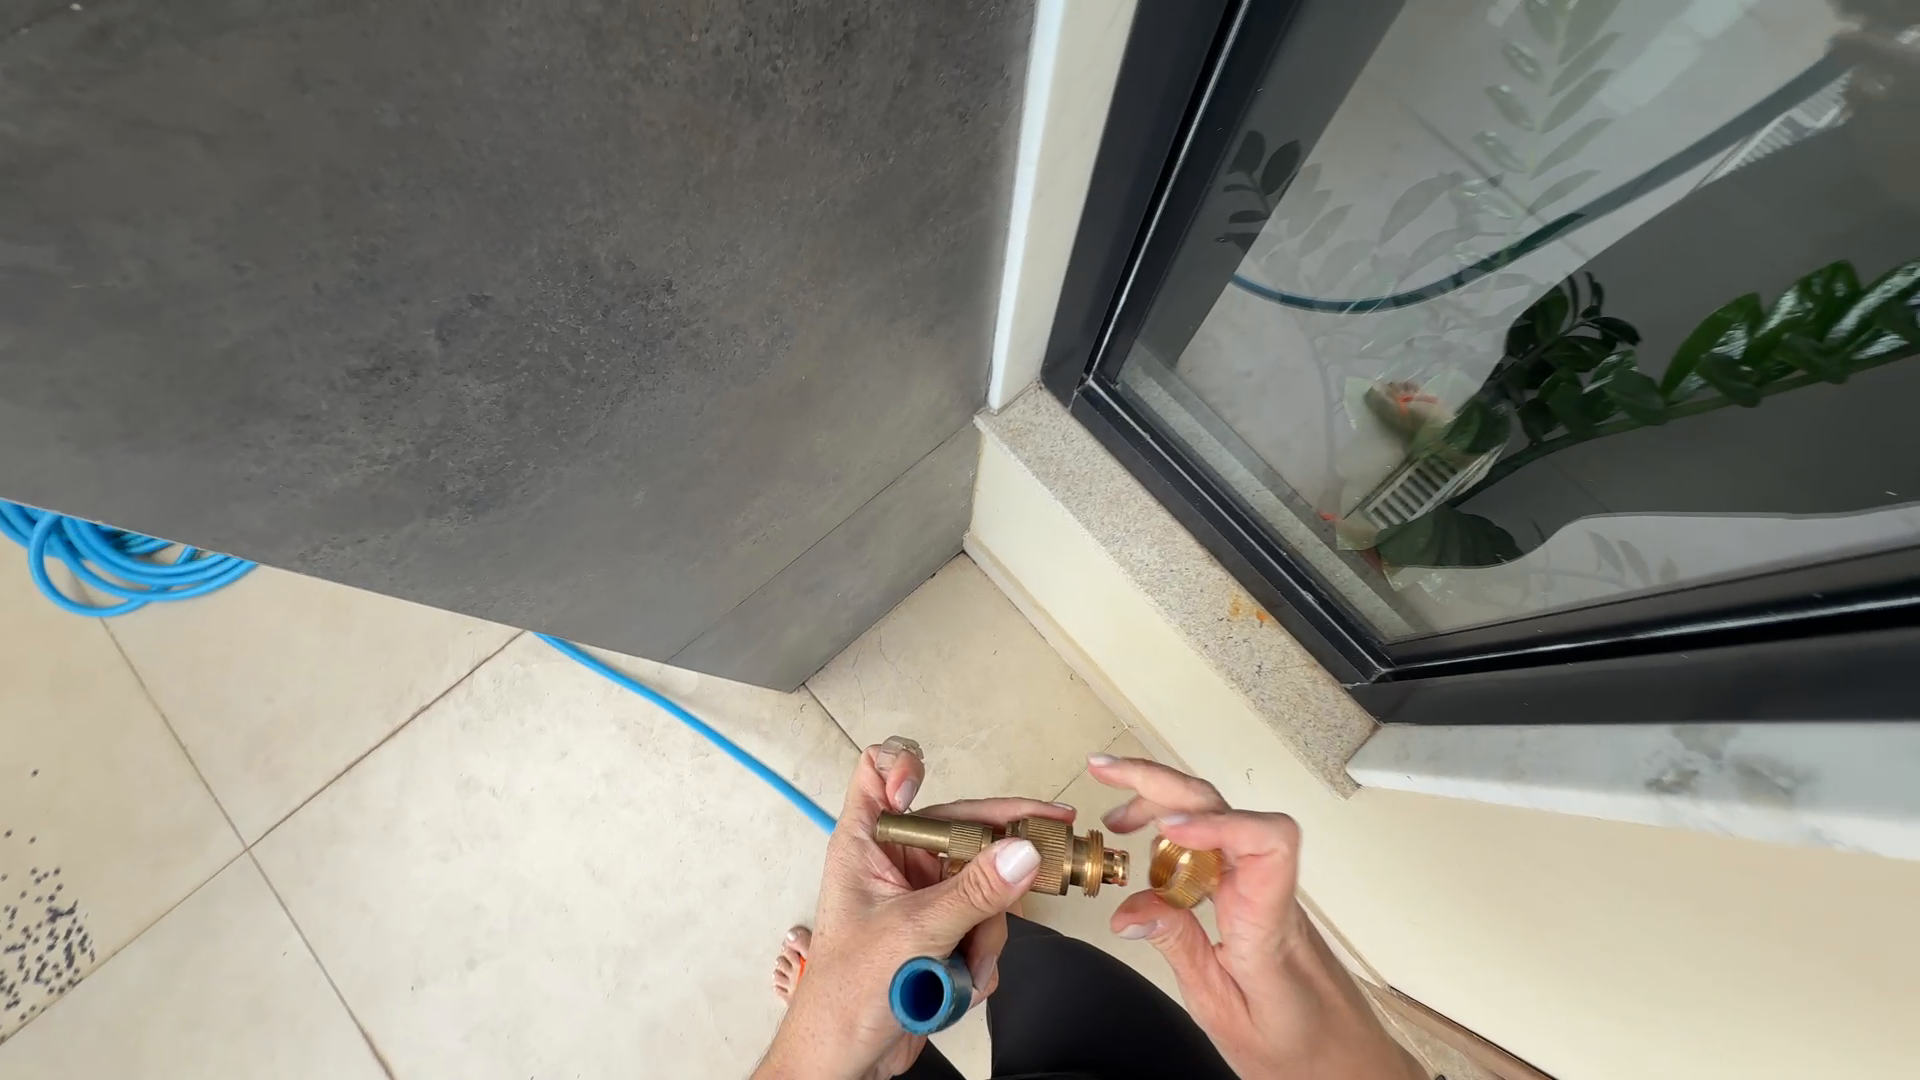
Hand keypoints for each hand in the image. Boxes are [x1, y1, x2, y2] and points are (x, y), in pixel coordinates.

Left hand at [756, 737, 1071, 1079]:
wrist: (846, 1063)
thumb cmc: (847, 994)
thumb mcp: (914, 935)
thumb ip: (973, 893)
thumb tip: (1024, 852)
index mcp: (869, 842)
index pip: (878, 771)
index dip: (902, 765)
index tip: (922, 787)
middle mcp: (898, 858)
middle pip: (960, 826)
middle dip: (998, 851)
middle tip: (1051, 836)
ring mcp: (924, 891)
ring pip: (982, 878)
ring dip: (985, 927)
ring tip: (967, 965)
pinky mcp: (944, 924)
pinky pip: (985, 917)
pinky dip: (981, 951)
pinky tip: (962, 980)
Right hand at [1091, 755, 1422, 1079]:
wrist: (1347, 1063)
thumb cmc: (1301, 1048)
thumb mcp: (1225, 1012)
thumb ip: (1179, 950)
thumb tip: (1127, 911)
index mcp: (1268, 920)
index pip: (1268, 842)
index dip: (1217, 822)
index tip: (1167, 828)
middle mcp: (1265, 885)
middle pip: (1222, 806)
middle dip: (1159, 781)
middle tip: (1106, 772)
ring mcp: (1257, 879)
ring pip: (1212, 812)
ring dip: (1160, 797)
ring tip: (1115, 813)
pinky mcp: (1247, 883)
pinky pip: (1210, 836)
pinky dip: (1169, 826)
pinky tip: (1143, 839)